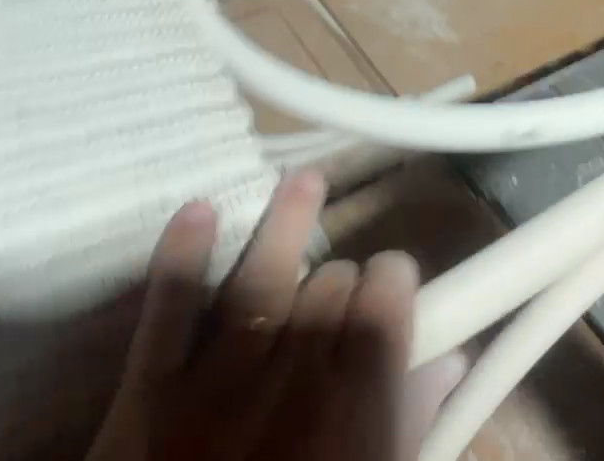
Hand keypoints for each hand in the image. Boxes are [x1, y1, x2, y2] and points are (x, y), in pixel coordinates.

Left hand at [87, 171, 461, 460]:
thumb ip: (412, 423)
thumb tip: (454, 360)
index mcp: (358, 401)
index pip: (388, 293)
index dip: (391, 281)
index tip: (387, 289)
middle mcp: (298, 372)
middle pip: (330, 281)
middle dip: (338, 281)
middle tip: (331, 301)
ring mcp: (219, 377)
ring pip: (263, 274)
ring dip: (286, 220)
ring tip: (304, 180)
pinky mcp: (150, 388)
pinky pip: (168, 307)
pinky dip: (181, 255)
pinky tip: (198, 210)